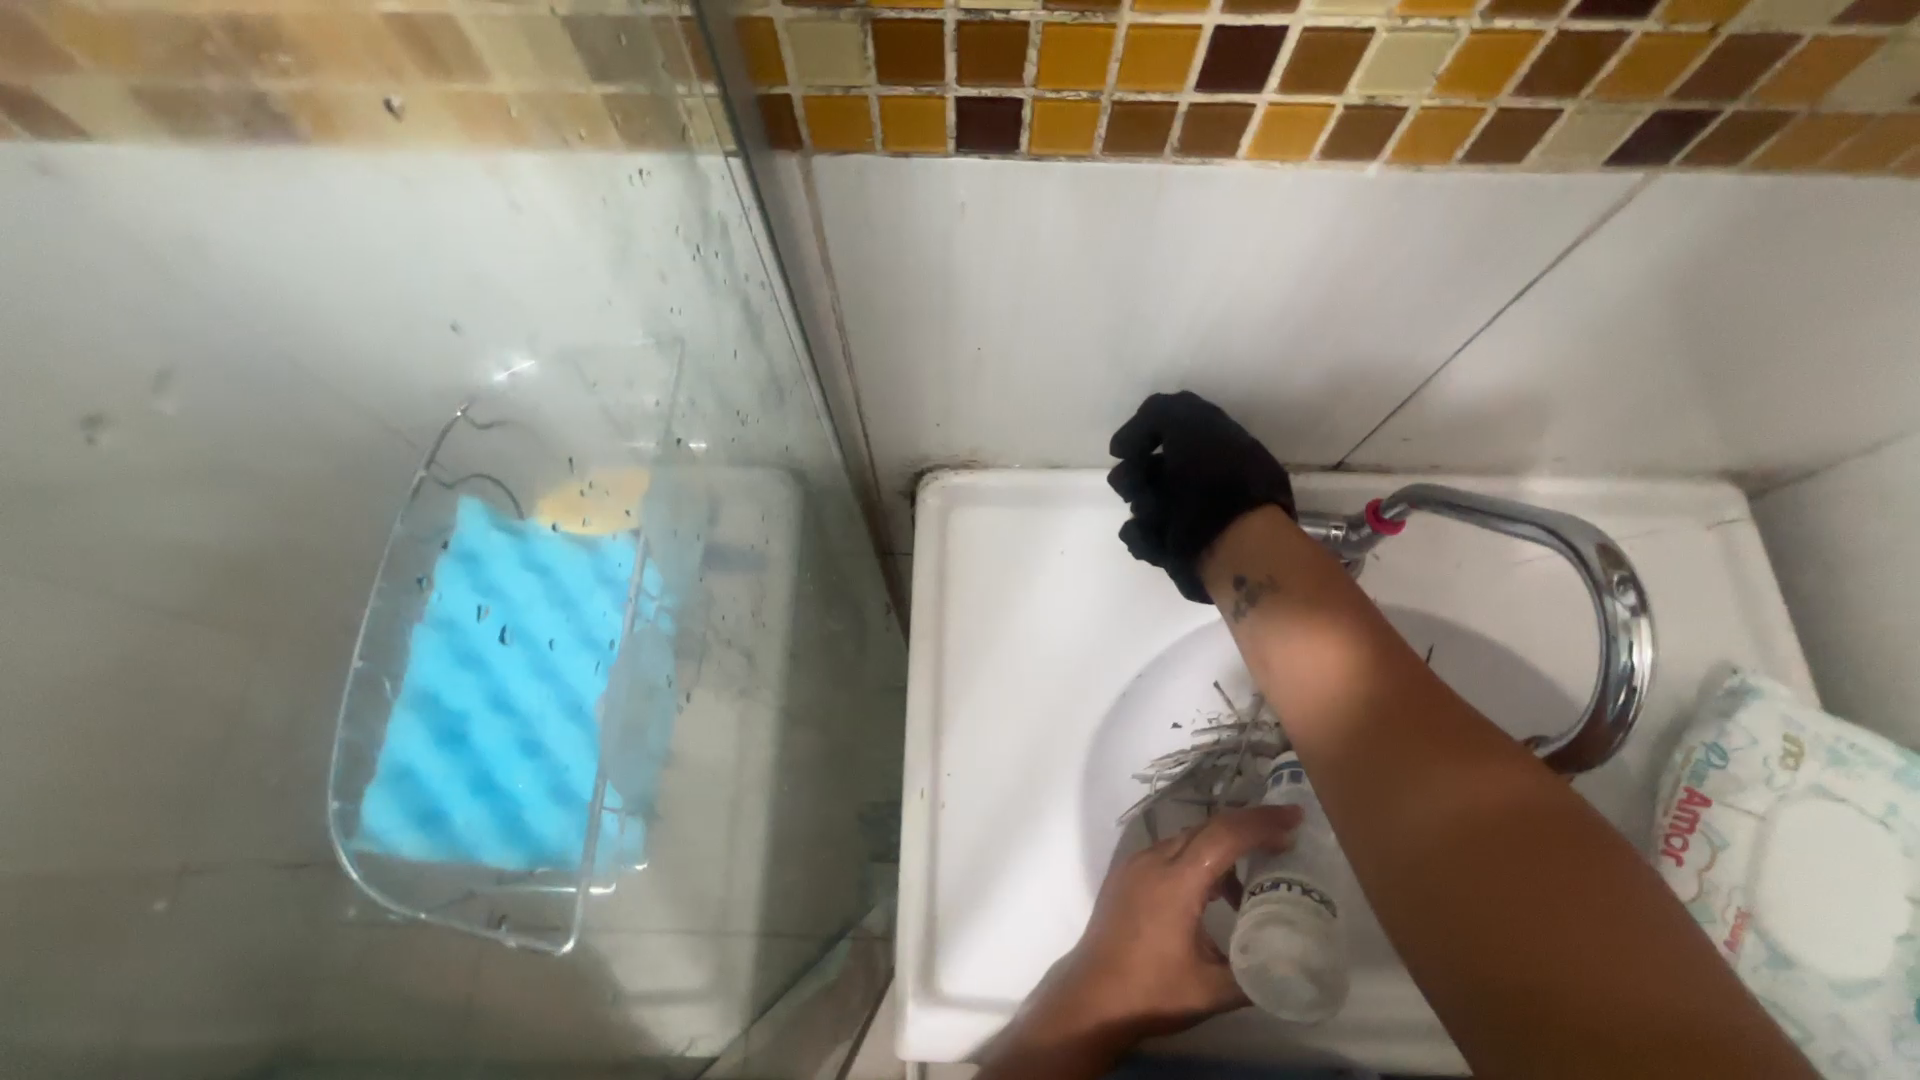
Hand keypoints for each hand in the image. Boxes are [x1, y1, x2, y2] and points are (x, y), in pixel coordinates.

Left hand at [982, 805, 1304, 1079]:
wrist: (1091, 998)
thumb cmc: (1151, 992)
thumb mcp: (1213, 991)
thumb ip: (1258, 976)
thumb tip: (1296, 967)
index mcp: (1176, 882)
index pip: (1225, 835)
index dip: (1262, 822)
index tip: (1295, 817)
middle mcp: (1154, 862)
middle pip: (1207, 829)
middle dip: (1248, 827)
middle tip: (1285, 837)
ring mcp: (1136, 866)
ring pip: (1187, 840)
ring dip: (1222, 847)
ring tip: (1257, 871)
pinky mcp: (1126, 876)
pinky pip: (1170, 853)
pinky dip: (1198, 859)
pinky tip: (1216, 893)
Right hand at [1108, 391, 1294, 602]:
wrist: (1234, 538)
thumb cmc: (1214, 474)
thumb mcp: (1186, 419)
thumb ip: (1153, 414)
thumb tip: (1123, 449)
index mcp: (1214, 445)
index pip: (1165, 432)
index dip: (1141, 437)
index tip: (1126, 450)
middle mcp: (1202, 478)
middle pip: (1145, 470)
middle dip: (1133, 475)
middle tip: (1138, 484)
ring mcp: (1190, 515)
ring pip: (1141, 503)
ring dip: (1138, 504)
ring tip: (1150, 513)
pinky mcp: (1178, 549)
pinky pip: (1141, 536)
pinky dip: (1139, 533)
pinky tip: (1147, 532)